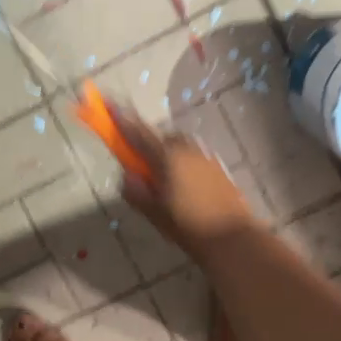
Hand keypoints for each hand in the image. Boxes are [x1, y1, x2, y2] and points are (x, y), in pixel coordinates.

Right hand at [112, 109, 256, 253]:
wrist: (233, 238)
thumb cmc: (188, 226)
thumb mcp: (154, 212)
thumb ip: (137, 191)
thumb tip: (127, 175)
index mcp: (167, 157)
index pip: (137, 133)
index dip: (120, 118)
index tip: (107, 103)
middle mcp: (186, 149)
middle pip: (159, 139)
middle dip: (148, 147)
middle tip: (142, 173)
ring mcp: (204, 157)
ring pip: (177, 149)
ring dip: (166, 158)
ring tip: (165, 187)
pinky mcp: (217, 168)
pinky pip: (191, 159)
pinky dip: (182, 167)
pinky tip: (184, 192)